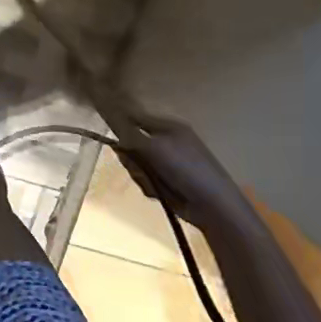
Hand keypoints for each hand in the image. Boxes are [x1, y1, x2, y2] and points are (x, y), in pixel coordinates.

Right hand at [119, 111, 246, 225]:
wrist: (213, 205)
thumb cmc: (186, 168)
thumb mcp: (155, 147)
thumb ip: (130, 136)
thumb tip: (112, 129)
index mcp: (168, 126)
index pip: (136, 116)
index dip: (120, 122)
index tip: (107, 131)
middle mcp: (166, 141)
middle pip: (132, 142)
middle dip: (131, 157)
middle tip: (136, 165)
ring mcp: (167, 162)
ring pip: (136, 163)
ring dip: (139, 174)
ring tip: (151, 183)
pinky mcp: (166, 181)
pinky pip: (145, 178)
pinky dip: (148, 186)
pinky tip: (158, 193)